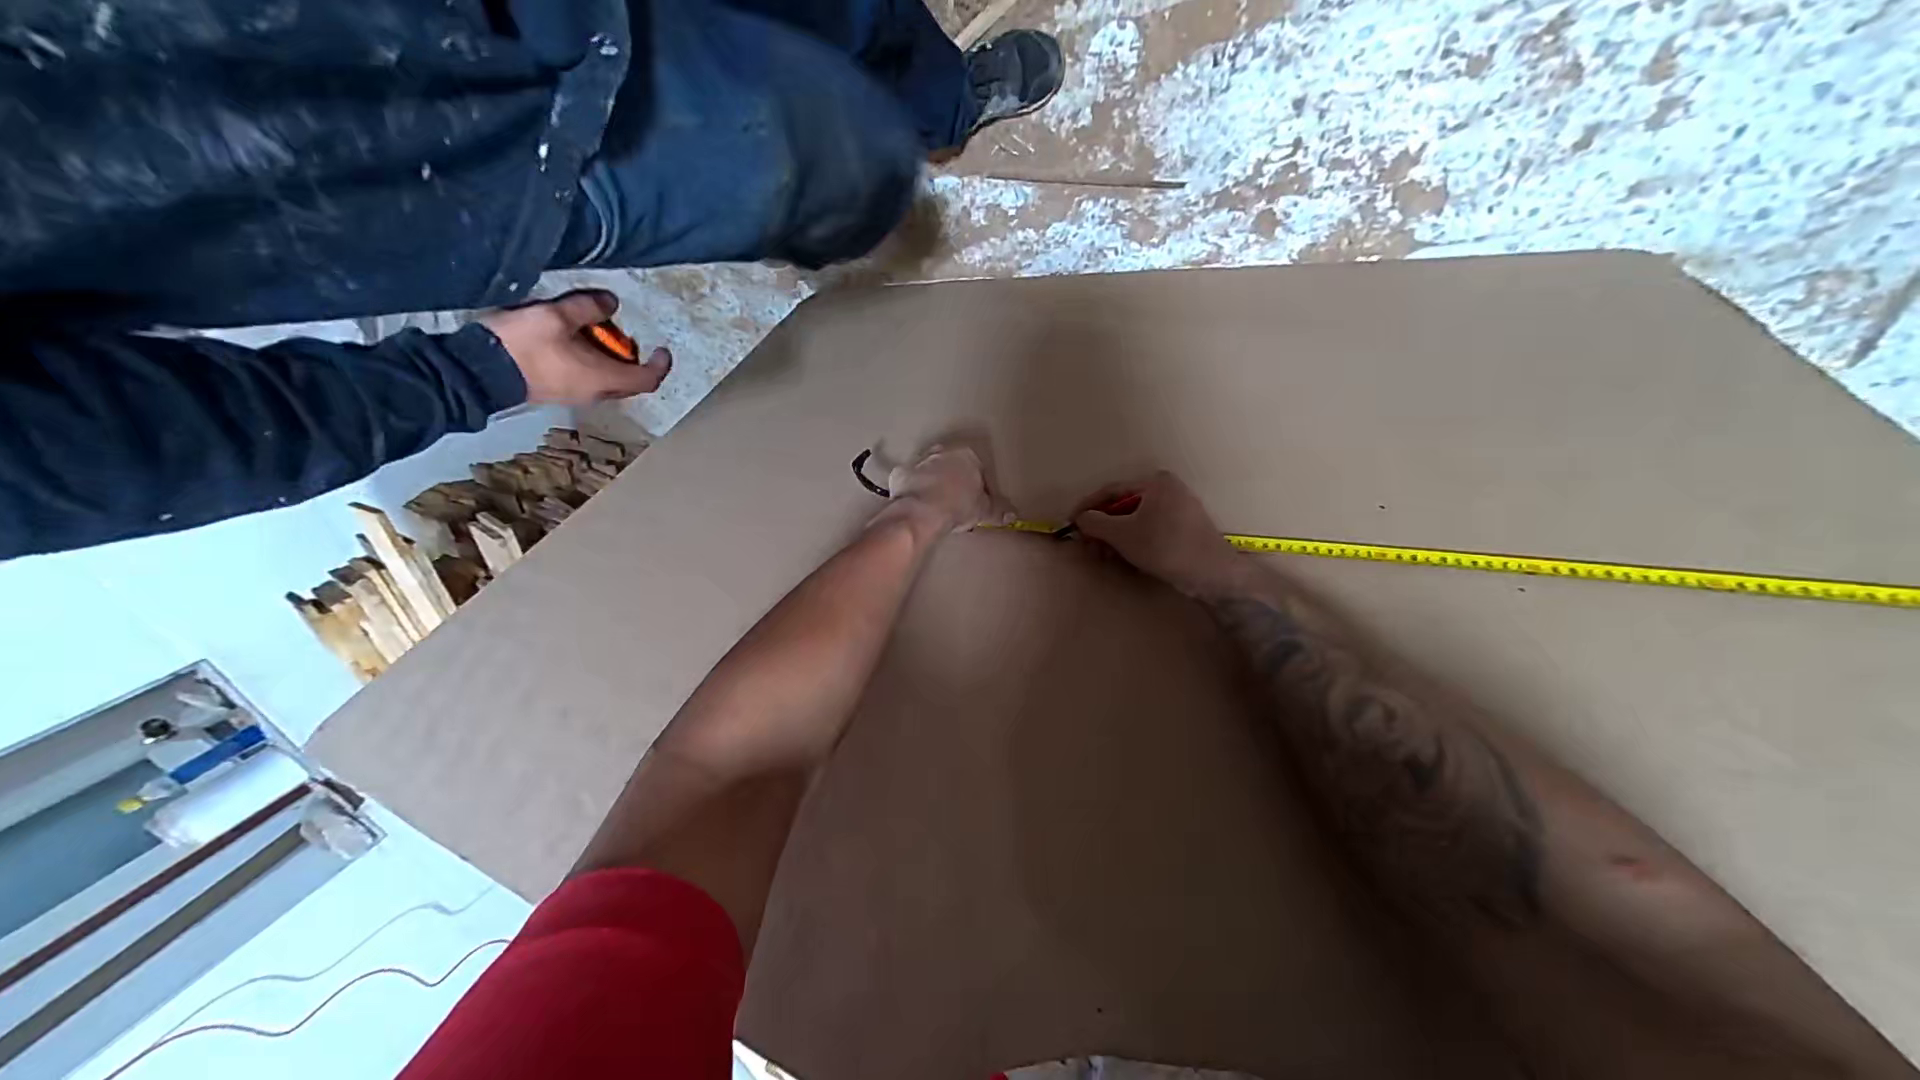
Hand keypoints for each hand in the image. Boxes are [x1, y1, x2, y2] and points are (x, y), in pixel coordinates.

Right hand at [479, 290, 671, 404]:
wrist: (479, 372)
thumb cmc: (523, 345)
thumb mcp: (557, 316)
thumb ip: (588, 307)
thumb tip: (612, 302)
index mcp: (604, 378)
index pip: (647, 379)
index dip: (660, 365)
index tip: (662, 349)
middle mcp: (596, 393)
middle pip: (629, 382)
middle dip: (633, 360)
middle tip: (624, 335)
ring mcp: (577, 396)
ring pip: (609, 382)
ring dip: (611, 361)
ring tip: (597, 334)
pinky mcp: (559, 393)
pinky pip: (589, 381)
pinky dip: (594, 364)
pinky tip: (576, 343)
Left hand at [879, 445, 1012, 534]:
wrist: (922, 512)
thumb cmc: (957, 506)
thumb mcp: (984, 511)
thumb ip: (998, 510)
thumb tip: (1010, 515)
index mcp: (968, 456)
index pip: (980, 469)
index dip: (981, 488)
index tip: (979, 503)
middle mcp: (943, 452)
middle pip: (953, 466)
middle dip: (956, 481)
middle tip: (958, 503)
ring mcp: (920, 461)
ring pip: (930, 471)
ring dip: (934, 484)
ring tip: (937, 506)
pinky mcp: (900, 474)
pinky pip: (910, 482)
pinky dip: (913, 491)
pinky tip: (917, 505)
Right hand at [1071, 471, 1243, 595]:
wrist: (1211, 573)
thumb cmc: (1165, 546)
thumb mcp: (1123, 534)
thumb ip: (1096, 523)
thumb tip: (1081, 518)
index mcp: (1155, 482)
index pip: (1111, 491)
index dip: (1088, 507)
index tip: (1071, 522)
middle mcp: (1168, 490)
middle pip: (1123, 506)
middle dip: (1103, 528)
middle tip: (1087, 546)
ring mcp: (1178, 509)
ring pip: (1135, 521)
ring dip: (1115, 538)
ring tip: (1103, 556)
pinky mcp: (1183, 529)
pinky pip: (1149, 530)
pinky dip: (1133, 542)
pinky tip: (1123, 558)